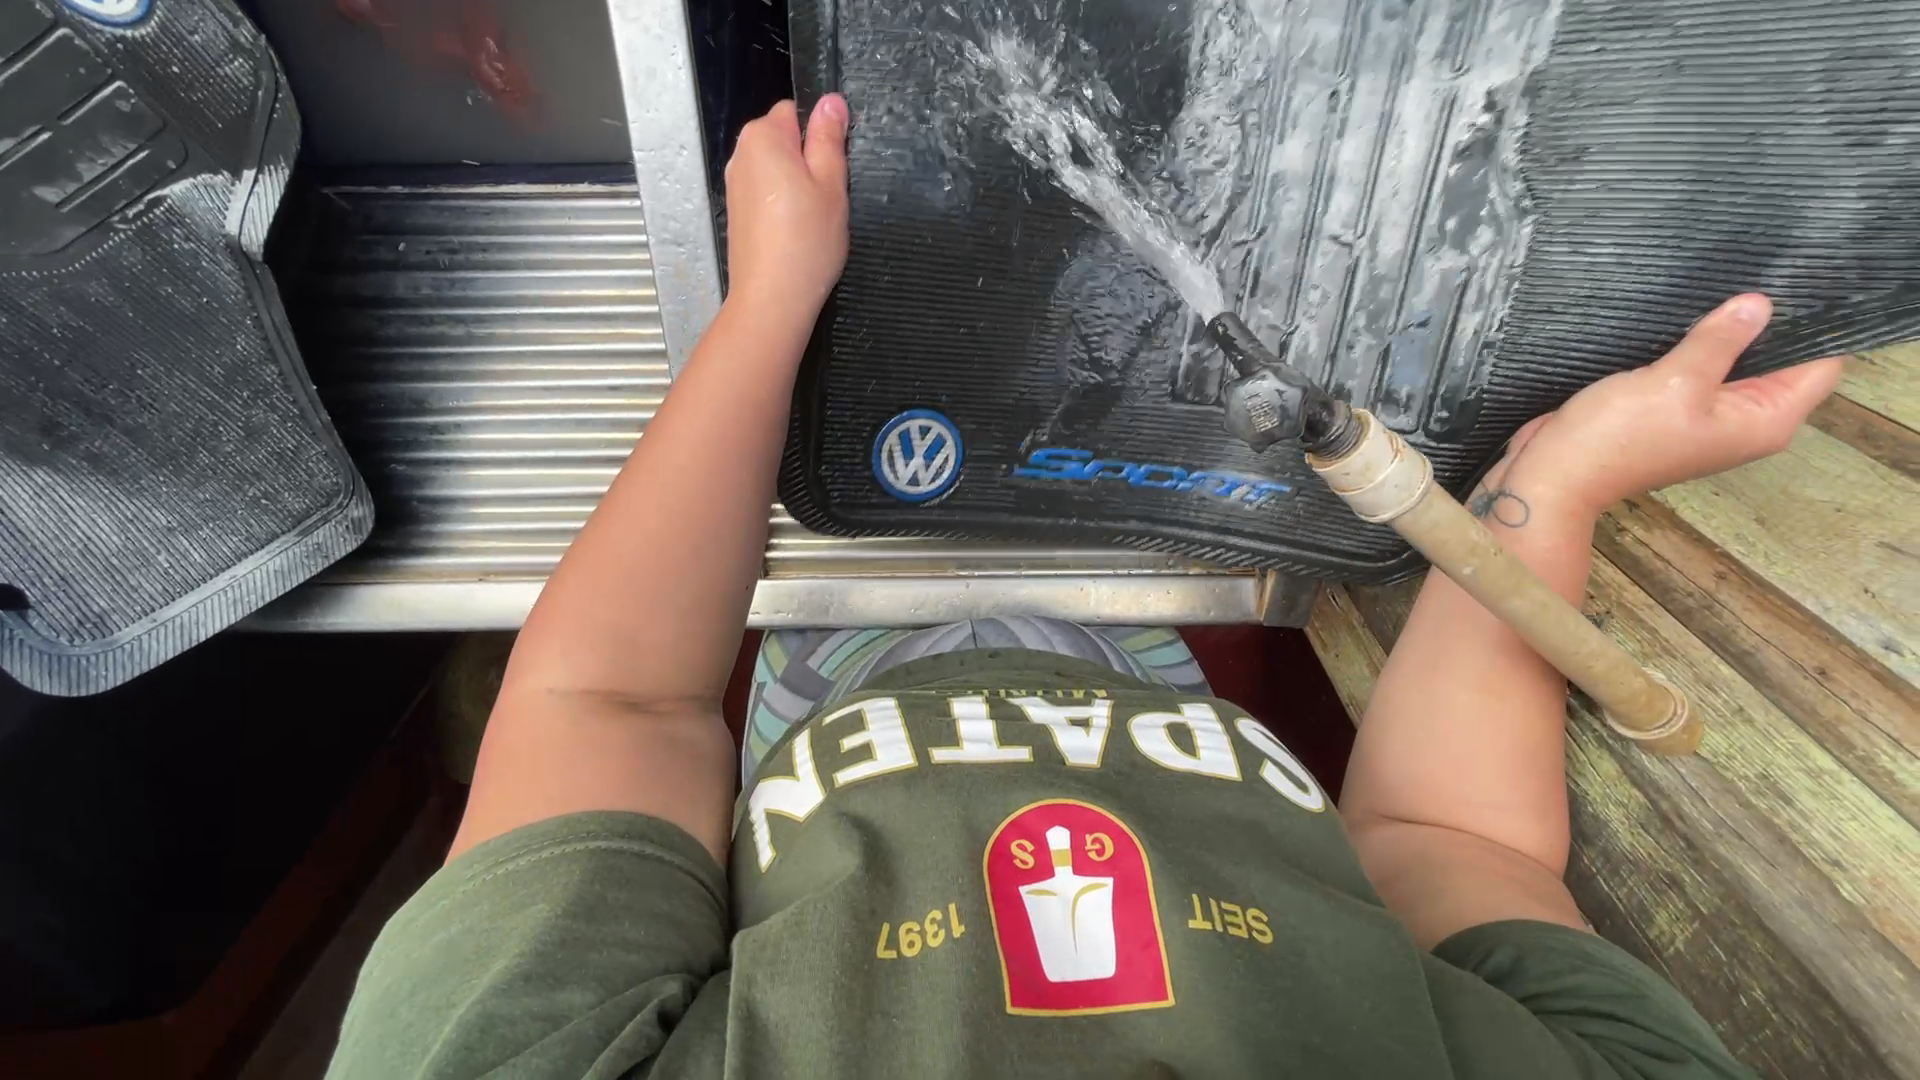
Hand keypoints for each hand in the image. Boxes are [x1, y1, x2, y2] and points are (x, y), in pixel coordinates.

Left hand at [723, 95, 849, 325]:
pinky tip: (797, 238)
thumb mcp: (831, 185)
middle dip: (809, 165)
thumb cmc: (806, 243)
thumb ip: (829, 139)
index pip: (797, 112)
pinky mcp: (738, 216)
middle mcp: (742, 155)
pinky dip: (784, 211)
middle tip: (828, 201)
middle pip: (785, 143)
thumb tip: (831, 102)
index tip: (834, 171)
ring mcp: (736, 187)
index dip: (821, 138)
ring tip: (813, 224)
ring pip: (777, 173)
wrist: (772, 299)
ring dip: (797, 191)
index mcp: (763, 137)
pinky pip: (768, 199)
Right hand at [1489, 293, 1844, 520]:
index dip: (1804, 326)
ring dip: (1710, 344)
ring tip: (1696, 308)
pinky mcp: (1659, 419)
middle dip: (1753, 331)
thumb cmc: (1614, 437)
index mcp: (1763, 421)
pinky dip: (1678, 360)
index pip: (1818, 364)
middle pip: (1771, 365)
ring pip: (1723, 370)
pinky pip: (1685, 381)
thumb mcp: (1672, 380)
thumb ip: (1719, 340)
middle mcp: (1740, 423)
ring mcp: (1697, 422)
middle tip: (1734, 288)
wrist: (1550, 478)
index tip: (1779, 289)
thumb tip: (1758, 304)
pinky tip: (1663, 338)